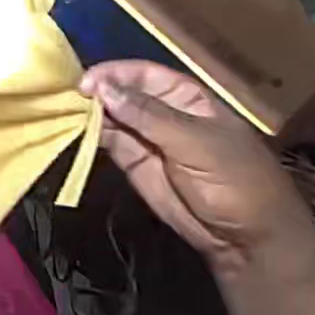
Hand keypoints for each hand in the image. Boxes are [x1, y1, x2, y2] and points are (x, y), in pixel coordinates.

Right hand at [81, 60, 314, 271]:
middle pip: (122, 91)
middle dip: (98, 91)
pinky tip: (76, 130)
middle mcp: (162, 111)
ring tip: (68, 112)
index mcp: (185, 96)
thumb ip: (148, 115)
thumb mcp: (195, 142)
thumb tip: (103, 89)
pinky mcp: (134, 164)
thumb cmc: (235, 181)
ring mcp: (146, 138)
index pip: (143, 73)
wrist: (247, 242)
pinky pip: (109, 142)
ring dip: (90, 112)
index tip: (87, 82)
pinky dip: (91, 134)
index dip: (115, 73)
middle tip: (70, 97)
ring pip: (112, 116)